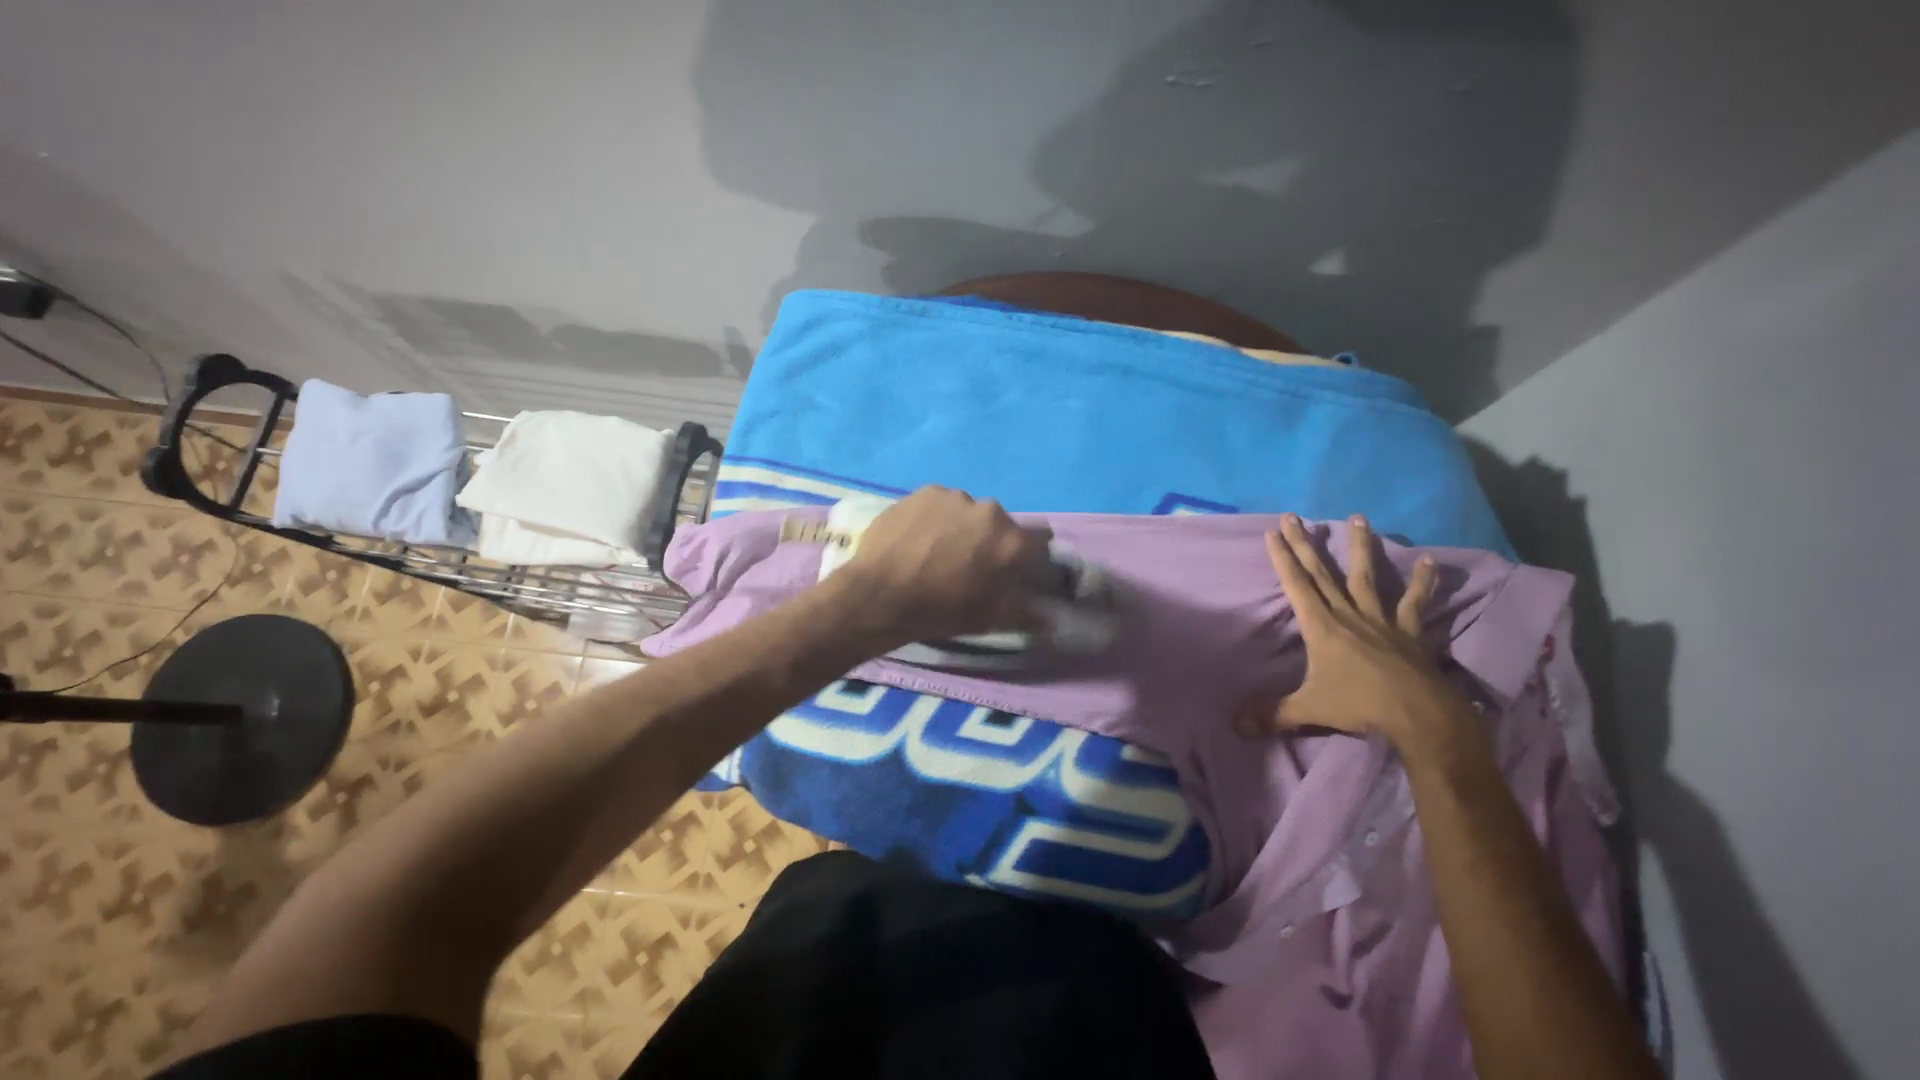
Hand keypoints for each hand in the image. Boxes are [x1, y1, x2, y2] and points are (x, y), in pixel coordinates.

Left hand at [834, 486, 1051, 645]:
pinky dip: (933, 519)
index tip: (1012, 568)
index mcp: (1013, 542)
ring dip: (959, 527)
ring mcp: (955, 497)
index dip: (1028, 554)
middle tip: (967, 564)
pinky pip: (938, 504)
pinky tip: (915, 540)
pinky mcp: (924, 492)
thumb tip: (1050, 620)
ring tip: (935, 552)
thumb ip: (1026, 615)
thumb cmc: (942, 611)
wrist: (881, 595)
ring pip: (966, 512)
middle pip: (999, 524)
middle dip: (989, 540)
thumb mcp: (989, 620)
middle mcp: (990, 511)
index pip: (1040, 538)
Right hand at [1238, 513, 1477, 753]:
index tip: (1273, 532)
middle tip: (1293, 516)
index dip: (1282, 559)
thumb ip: (1272, 714)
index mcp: (1321, 628)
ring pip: (1367, 577)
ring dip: (1361, 547)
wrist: (1416, 713)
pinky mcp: (1409, 631)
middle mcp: (1348, 615)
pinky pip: (1414, 603)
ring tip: (1358, 518)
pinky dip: (1422, 582)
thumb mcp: (1308, 710)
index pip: (1296, 586)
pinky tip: (1429, 560)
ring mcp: (1381, 620)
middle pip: (1322, 573)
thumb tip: (1234, 726)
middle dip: (1305, 544)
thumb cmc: (1358, 705)